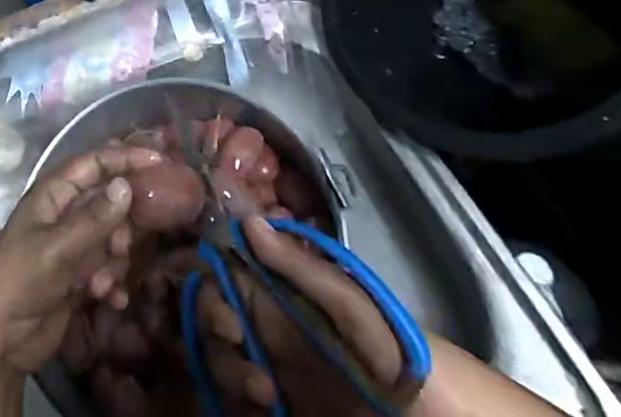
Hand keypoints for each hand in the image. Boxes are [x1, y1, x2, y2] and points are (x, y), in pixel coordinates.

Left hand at [0, 144, 165, 373]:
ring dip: (115, 259)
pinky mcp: (79, 274)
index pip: (95, 163)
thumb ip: (94, 218)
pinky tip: (109, 298)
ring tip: (101, 283)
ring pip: (113, 236)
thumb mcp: (57, 248)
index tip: (160, 162)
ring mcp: (73, 244)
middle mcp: (65, 213)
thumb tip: (125, 185)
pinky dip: (113, 281)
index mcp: (53, 194)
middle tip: (121, 246)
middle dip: (122, 225)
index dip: (126, 158)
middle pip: (110, 201)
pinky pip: (109, 266)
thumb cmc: (20, 280)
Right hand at [196, 216, 409, 414]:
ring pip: (220, 363)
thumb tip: (246, 222)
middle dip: (212, 333)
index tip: (225, 316)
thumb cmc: (409, 360)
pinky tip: (259, 411)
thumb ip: (302, 269)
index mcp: (287, 296)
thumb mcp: (359, 310)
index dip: (212, 289)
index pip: (228, 277)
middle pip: (214, 320)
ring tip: (268, 396)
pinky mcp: (284, 414)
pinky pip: (235, 404)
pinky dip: (232, 404)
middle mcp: (272, 330)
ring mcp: (276, 375)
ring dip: (228, 374)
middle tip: (238, 349)